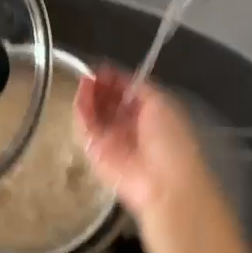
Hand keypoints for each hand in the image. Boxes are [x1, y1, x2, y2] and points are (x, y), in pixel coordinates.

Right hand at [73, 66, 214, 220]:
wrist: (164, 183)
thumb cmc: (170, 140)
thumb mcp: (162, 103)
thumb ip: (140, 87)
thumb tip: (120, 77)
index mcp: (149, 115)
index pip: (126, 93)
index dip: (114, 80)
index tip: (104, 69)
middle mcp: (128, 127)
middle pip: (107, 102)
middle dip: (99, 86)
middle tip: (92, 74)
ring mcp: (110, 139)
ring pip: (93, 113)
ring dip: (89, 95)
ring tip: (85, 80)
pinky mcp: (94, 152)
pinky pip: (84, 127)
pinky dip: (81, 110)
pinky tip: (82, 94)